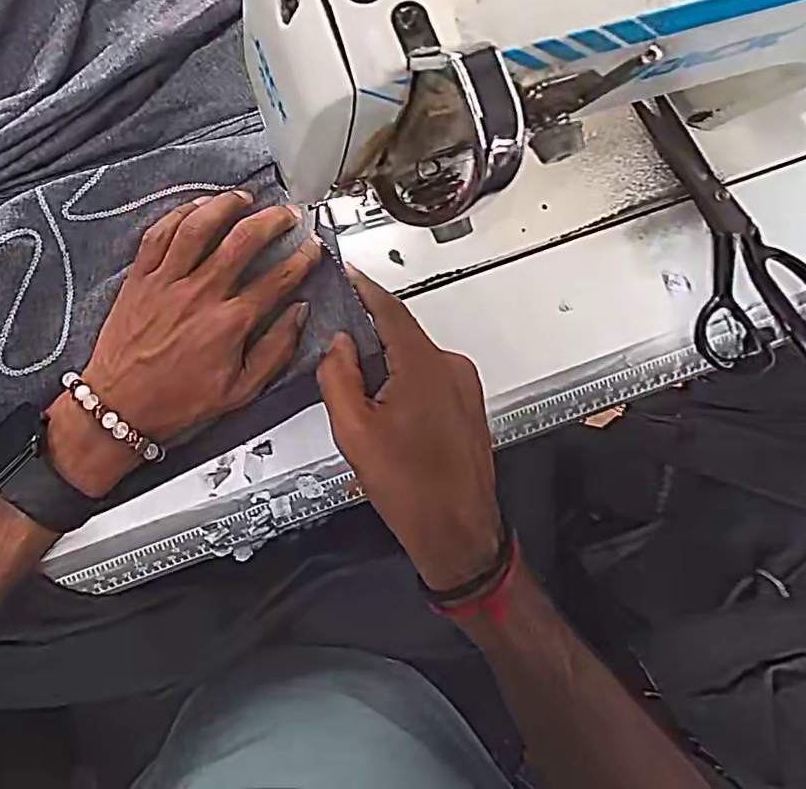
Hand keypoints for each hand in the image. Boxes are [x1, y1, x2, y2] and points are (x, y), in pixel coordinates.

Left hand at [49, 190, 321, 495]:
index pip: (276, 279)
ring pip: (199, 227)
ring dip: (225, 206)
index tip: (310, 247)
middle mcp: (200, 295)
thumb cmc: (176, 401)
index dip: (301, 258)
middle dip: (272, 220)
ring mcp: (167, 283)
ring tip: (243, 198)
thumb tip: (298, 315)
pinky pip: (159, 234)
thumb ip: (276, 351)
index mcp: (228, 324)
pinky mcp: (140, 278)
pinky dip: (179, 214)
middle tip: (285, 214)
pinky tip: (196, 206)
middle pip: (243, 241)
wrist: (120, 406)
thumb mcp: (240, 390)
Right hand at [317, 266, 502, 591]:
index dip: (364, 288)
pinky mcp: (468, 402)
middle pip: (400, 333)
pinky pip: (429, 374)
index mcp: (423, 367)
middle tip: (340, 358)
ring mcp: (464, 386)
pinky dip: (405, 379)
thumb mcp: (353, 430)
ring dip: (387, 364)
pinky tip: (389, 413)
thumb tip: (337, 346)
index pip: (389, 309)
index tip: (350, 273)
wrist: (458, 532)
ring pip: (413, 356)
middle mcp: (451, 369)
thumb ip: (337, 376)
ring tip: (367, 403)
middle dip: (368, 339)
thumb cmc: (415, 491)